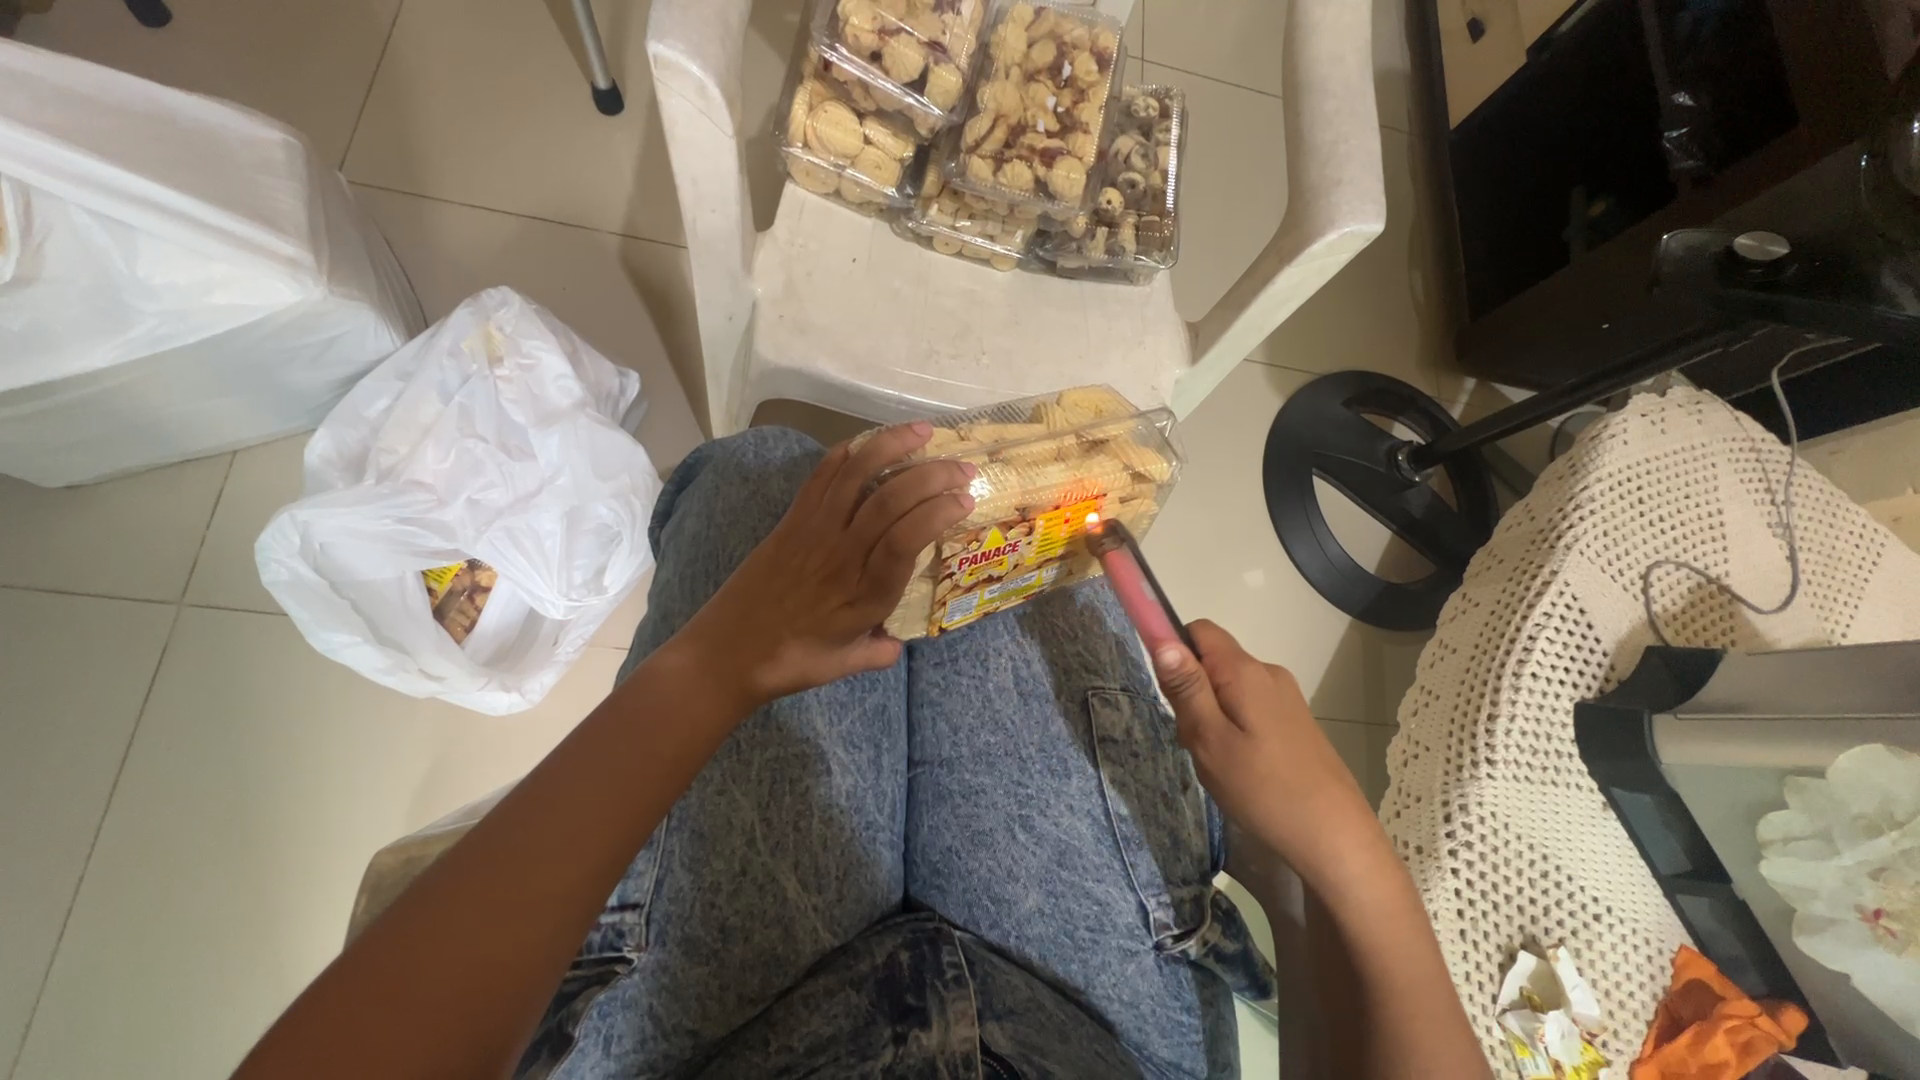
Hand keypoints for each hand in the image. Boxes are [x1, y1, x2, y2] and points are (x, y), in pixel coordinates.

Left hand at [678, 423, 974, 709]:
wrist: (724, 652)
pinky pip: (821, 476)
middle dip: (933, 475)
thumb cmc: (789, 662)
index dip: (939, 513)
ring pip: (856, 475)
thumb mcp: (843, 665)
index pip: (907, 541)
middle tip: (964, 467)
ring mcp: (813, 531)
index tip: (965, 500)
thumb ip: (878, 651)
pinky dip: (848, 452)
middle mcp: (842, 555)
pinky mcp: (791, 520)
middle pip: (890, 499)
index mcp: (863, 595)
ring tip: (924, 431)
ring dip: (893, 445)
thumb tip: (899, 642)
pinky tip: (870, 442)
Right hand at [1151, 620, 1383, 880]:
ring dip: (1211, 713)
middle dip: (1191, 690)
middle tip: (1192, 739)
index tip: (1166, 692)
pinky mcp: (1295, 721)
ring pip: (1230, 687)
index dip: (1174, 648)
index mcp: (1245, 672)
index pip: (1199, 630)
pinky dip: (1233, 727)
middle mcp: (1269, 673)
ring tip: (1217, 761)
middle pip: (1213, 660)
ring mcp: (1286, 698)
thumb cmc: (1263, 788)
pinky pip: (1250, 707)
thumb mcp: (1210, 740)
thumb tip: (1163, 640)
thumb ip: (1186, 689)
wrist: (1334, 836)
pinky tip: (1239, 767)